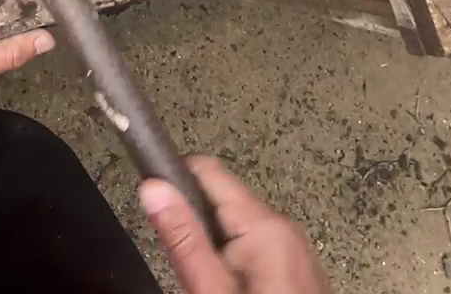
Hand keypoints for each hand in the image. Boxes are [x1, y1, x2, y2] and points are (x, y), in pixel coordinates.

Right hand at [141, 157, 328, 293]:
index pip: (205, 169)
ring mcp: (295, 250)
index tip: (159, 209)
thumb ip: (183, 238)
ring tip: (214, 286)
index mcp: (265, 226)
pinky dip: (235, 262)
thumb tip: (153, 188)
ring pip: (234, 226)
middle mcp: (284, 228)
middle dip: (196, 226)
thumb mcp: (213, 292)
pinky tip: (234, 291)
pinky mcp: (297, 268)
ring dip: (214, 248)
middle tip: (194, 270)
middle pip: (219, 199)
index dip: (174, 183)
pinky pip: (253, 247)